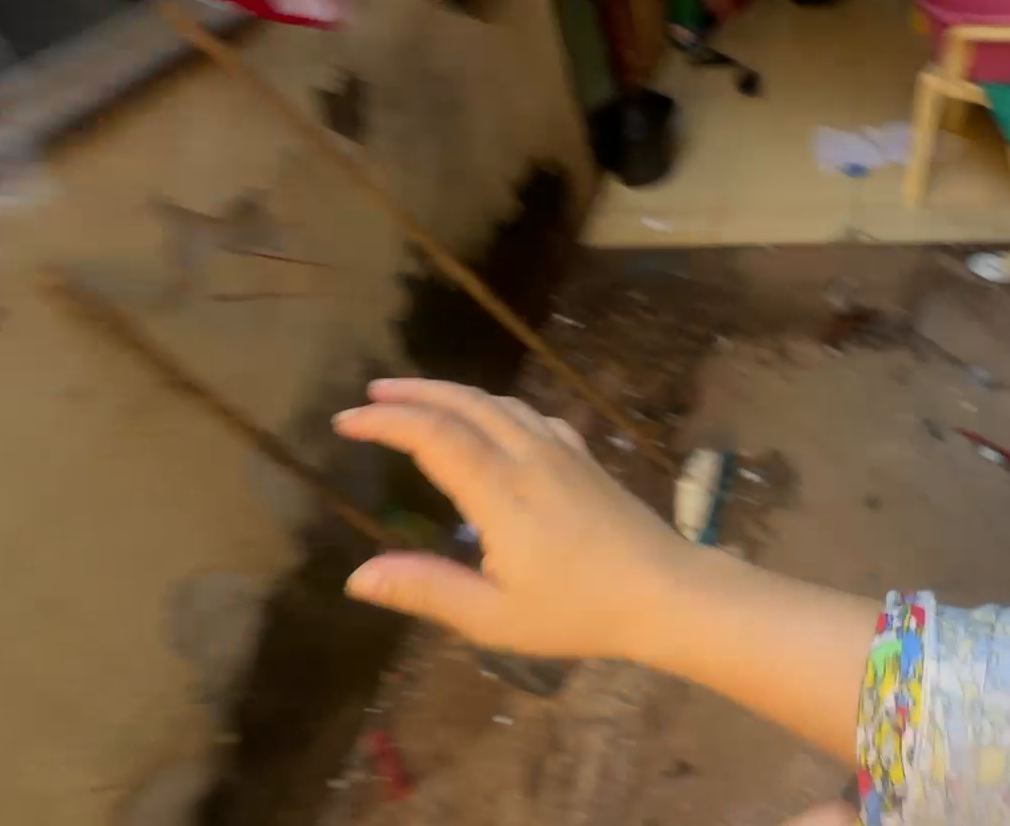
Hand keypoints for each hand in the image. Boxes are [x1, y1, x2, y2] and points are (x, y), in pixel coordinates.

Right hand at [332, 378, 690, 658]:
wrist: (663, 589)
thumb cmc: (578, 610)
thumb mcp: (494, 617)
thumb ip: (426, 590)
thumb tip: (358, 575)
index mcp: (502, 491)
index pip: (434, 436)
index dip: (387, 421)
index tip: (346, 420)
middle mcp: (531, 456)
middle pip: (467, 404)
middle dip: (416, 391)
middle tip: (373, 392)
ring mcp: (563, 451)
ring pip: (502, 403)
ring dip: (456, 394)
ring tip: (422, 399)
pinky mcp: (585, 456)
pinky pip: (534, 416)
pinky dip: (498, 407)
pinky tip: (496, 421)